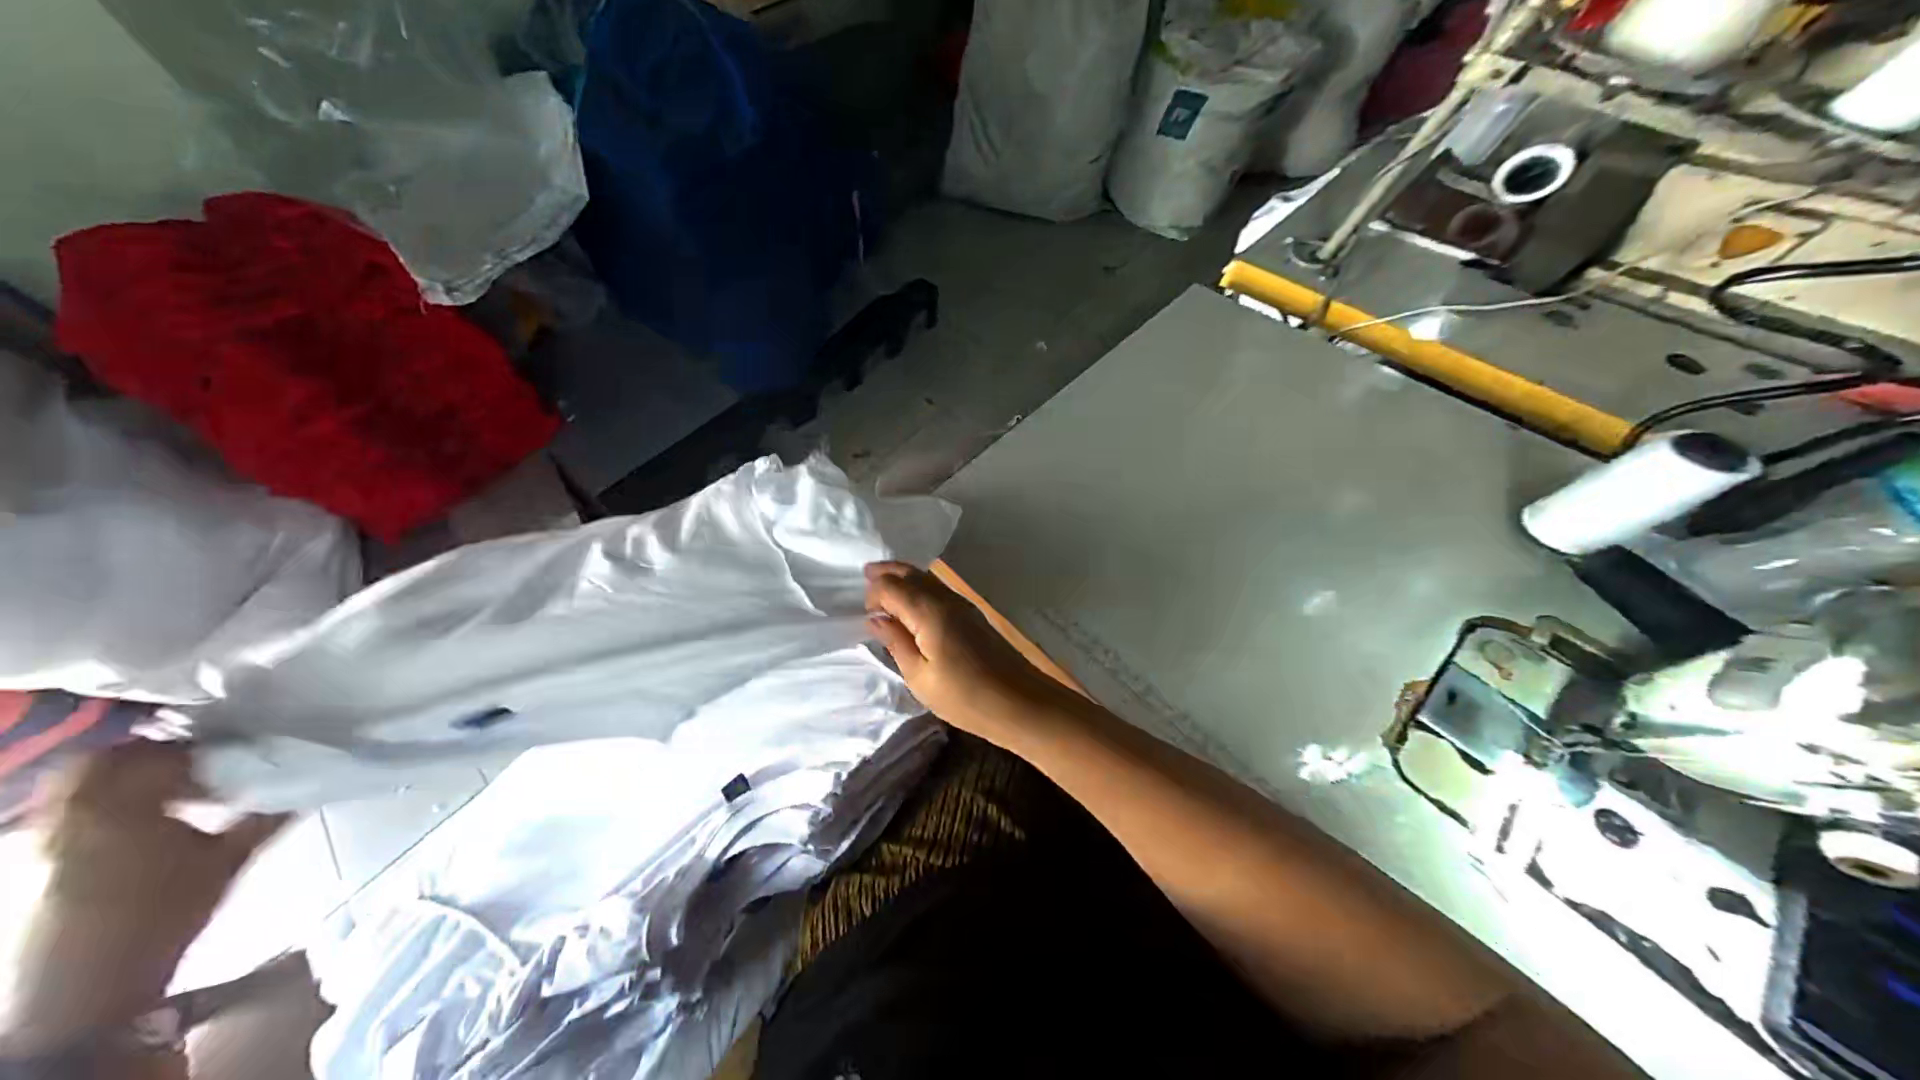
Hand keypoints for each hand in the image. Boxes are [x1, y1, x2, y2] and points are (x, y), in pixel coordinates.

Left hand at [1, 741, 284, 1052]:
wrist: (86, 991)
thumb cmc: (164, 919)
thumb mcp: (226, 864)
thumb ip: (265, 817)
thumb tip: (309, 783)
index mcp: (118, 808)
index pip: (164, 754)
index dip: (202, 749)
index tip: (233, 755)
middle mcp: (69, 814)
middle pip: (107, 760)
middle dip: (154, 756)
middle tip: (197, 767)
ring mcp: (38, 838)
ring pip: (79, 784)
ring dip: (124, 780)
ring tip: (169, 794)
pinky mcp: (26, 861)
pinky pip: (64, 812)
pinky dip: (99, 805)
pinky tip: (136, 825)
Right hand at [864, 562, 1067, 742]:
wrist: (1022, 703)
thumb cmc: (966, 697)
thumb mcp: (920, 678)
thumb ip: (896, 643)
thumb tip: (876, 618)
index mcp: (929, 611)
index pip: (892, 585)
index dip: (874, 592)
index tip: (866, 613)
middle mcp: (947, 599)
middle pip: (912, 573)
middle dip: (888, 573)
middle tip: (866, 576)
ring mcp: (963, 605)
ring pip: (928, 579)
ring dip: (905, 578)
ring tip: (886, 590)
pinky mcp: (974, 616)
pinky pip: (940, 591)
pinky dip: (921, 589)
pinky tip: (914, 606)